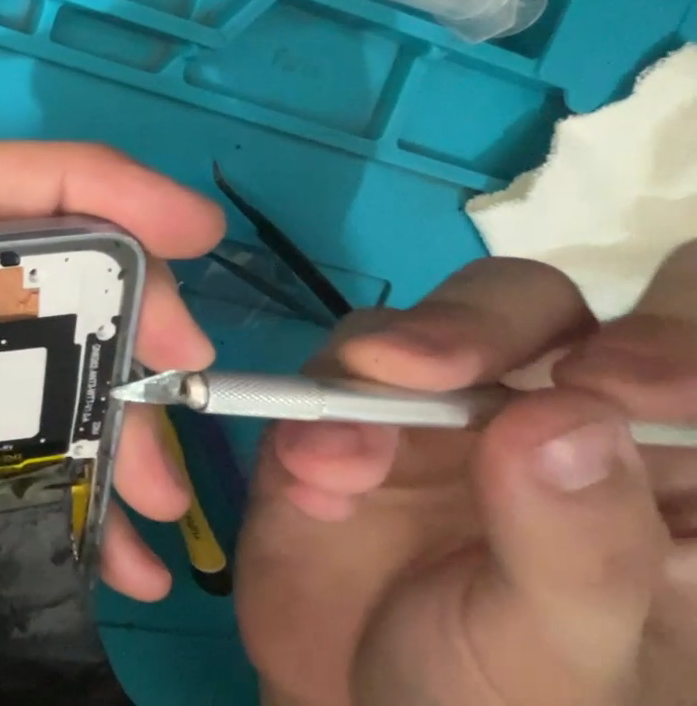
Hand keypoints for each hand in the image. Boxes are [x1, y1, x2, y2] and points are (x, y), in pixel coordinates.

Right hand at [236, 249, 696, 705]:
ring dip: (379, 365)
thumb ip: (581, 545)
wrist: (347, 703)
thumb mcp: (565, 654)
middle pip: (542, 305)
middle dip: (490, 322)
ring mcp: (436, 407)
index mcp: (658, 474)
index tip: (613, 385)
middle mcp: (549, 414)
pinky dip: (310, 417)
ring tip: (341, 455)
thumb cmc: (499, 702)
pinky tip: (313, 488)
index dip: (676, 339)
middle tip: (441, 370)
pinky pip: (325, 373)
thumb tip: (566, 412)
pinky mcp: (341, 409)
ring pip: (420, 321)